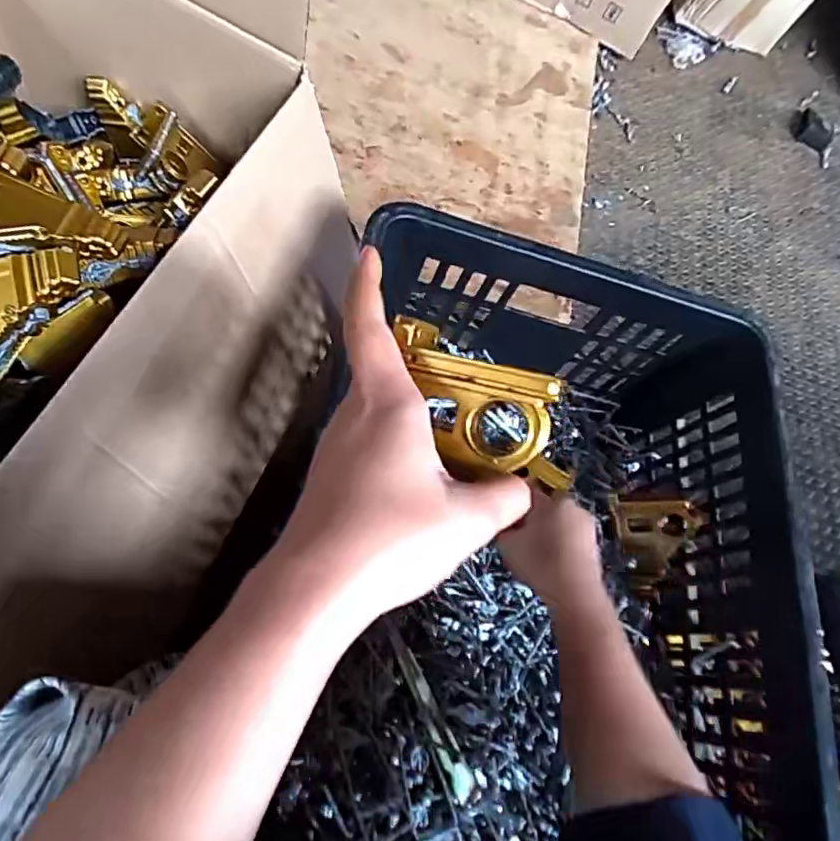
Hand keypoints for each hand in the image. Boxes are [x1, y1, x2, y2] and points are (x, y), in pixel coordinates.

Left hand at [272, 247, 531, 630]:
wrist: (318, 586)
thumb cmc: (392, 539)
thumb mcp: (466, 521)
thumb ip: (503, 499)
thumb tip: (521, 491)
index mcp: (387, 408)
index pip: (372, 330)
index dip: (369, 287)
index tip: (369, 254)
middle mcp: (354, 419)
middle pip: (378, 375)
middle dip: (410, 368)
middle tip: (450, 383)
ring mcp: (334, 450)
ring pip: (374, 417)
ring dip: (406, 421)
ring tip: (445, 450)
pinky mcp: (328, 481)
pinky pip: (366, 450)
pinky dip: (394, 452)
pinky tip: (415, 492)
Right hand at [498, 489, 609, 614]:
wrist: (576, 594)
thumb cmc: (539, 563)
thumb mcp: (507, 544)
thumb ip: (501, 526)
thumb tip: (501, 521)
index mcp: (552, 500)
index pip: (526, 492)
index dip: (511, 505)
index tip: (503, 520)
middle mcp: (573, 506)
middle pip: (544, 507)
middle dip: (530, 520)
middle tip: (516, 540)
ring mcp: (587, 525)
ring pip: (558, 523)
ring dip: (546, 533)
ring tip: (533, 554)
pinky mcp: (593, 544)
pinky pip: (569, 537)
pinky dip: (559, 545)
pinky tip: (549, 562)